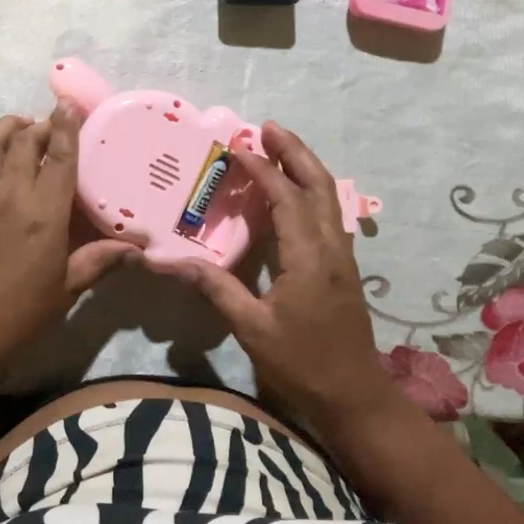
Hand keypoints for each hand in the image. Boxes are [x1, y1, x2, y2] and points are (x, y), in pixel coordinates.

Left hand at [0, 107, 135, 380]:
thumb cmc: (20, 313)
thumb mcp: (67, 289)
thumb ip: (99, 260)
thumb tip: (136, 249)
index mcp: (43, 212)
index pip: (59, 155)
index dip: (66, 125)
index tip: (70, 104)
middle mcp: (9, 194)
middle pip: (23, 141)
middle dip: (40, 125)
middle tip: (53, 125)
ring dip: (6, 128)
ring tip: (21, 126)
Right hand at [147, 122, 392, 422]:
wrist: (354, 396)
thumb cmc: (302, 364)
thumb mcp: (252, 328)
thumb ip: (215, 288)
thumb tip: (169, 262)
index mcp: (310, 257)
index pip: (287, 198)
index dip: (262, 170)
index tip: (236, 148)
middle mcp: (332, 248)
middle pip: (319, 185)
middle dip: (295, 152)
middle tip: (266, 128)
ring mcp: (343, 257)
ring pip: (330, 198)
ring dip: (305, 168)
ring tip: (277, 148)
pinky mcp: (343, 268)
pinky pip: (329, 216)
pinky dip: (311, 193)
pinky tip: (293, 196)